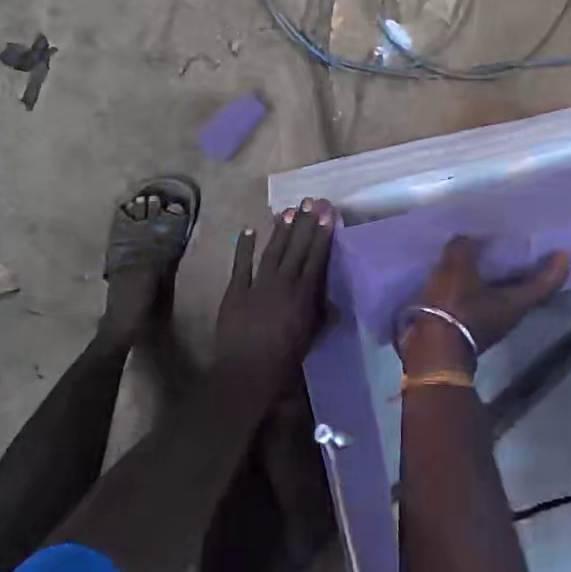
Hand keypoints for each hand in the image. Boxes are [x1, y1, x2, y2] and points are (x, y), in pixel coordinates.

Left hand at [215, 198, 336, 388]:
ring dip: (281, 230)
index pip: (316, 259)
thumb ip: (322, 317)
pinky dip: (243, 247)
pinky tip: (249, 230)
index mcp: (303, 295)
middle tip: (310, 201)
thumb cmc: (285, 359)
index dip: (322, 236)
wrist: (247, 371)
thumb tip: (335, 304)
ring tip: (288, 210)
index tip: (327, 215)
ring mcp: (257, 285)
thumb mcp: (311, 338)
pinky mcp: (235, 291)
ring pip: (272, 251)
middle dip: (304, 223)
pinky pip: (240, 265)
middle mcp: (282, 283)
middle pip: (296, 248)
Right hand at [400, 237, 568, 379]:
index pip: (548, 283)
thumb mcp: (457, 269)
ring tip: (493, 254)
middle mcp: (510, 315)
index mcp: (517, 302)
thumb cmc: (454, 309)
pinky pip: (483, 301)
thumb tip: (467, 238)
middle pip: (528, 290)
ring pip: (504, 296)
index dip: (557, 267)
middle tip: (527, 247)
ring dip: (502, 277)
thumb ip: (464, 249)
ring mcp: (491, 324)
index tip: (561, 251)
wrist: (429, 351)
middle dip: (529, 269)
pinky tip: (467, 272)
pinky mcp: (471, 328)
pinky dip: (481, 286)